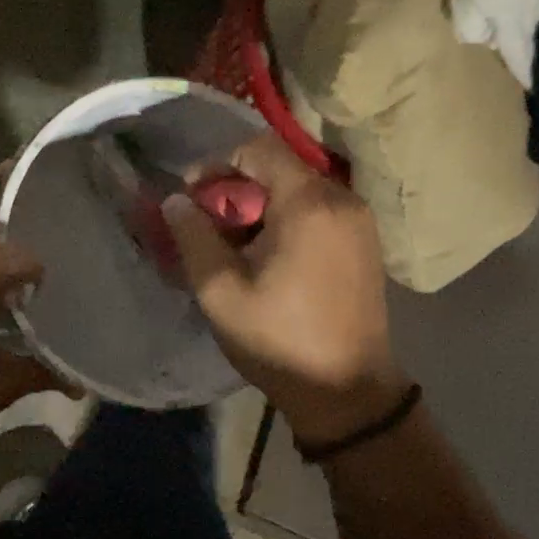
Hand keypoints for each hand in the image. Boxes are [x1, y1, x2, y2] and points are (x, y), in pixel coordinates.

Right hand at [162, 133, 405, 443]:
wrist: (346, 390)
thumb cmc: (277, 339)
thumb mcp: (220, 291)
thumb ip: (193, 237)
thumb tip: (175, 200)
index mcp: (309, 204)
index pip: (258, 149)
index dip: (217, 165)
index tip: (191, 200)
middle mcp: (342, 200)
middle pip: (279, 168)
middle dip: (235, 190)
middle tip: (207, 230)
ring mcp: (359, 222)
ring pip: (297, 192)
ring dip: (259, 208)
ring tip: (233, 249)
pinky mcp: (364, 245)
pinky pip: (317, 213)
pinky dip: (285, 223)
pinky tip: (266, 260)